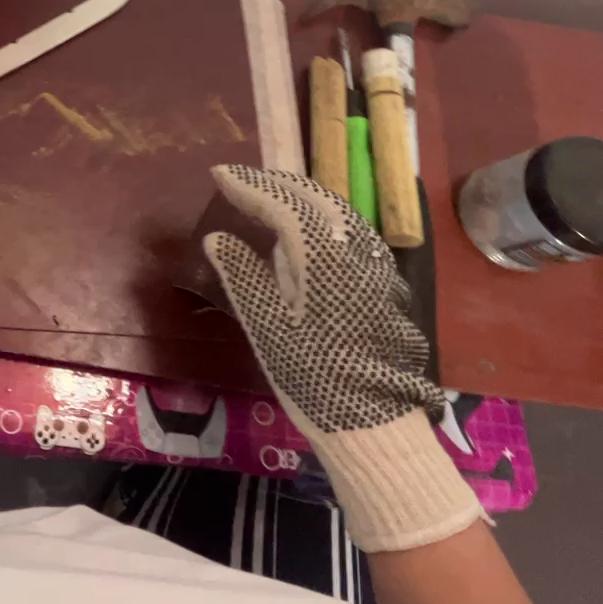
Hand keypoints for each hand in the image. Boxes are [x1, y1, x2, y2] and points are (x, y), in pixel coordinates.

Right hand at [202, 164, 482, 551]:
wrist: (376, 429)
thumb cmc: (315, 379)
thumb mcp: (267, 329)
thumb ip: (243, 275)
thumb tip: (218, 238)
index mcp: (325, 261)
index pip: (285, 204)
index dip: (250, 185)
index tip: (220, 174)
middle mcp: (356, 254)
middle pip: (316, 199)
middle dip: (275, 183)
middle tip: (240, 181)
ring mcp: (376, 268)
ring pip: (339, 212)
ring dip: (301, 195)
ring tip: (269, 195)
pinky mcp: (384, 285)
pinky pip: (351, 232)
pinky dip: (321, 216)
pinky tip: (309, 229)